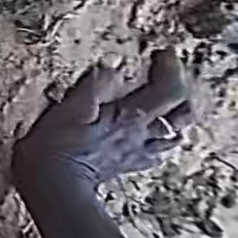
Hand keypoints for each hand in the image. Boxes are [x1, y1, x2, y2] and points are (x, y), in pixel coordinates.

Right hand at [13, 49, 195, 194]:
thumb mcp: (68, 110)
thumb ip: (94, 88)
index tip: (164, 53)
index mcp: (129, 119)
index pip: (167, 91)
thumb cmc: (55, 145)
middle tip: (170, 75)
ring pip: (174, 133)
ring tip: (165, 102)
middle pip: (182, 114)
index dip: (170, 70)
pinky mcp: (130, 164)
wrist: (54, 184)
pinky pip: (158, 150)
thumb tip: (114, 67)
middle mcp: (143, 136)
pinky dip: (162, 138)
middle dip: (183, 92)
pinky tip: (153, 135)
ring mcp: (139, 153)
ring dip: (176, 116)